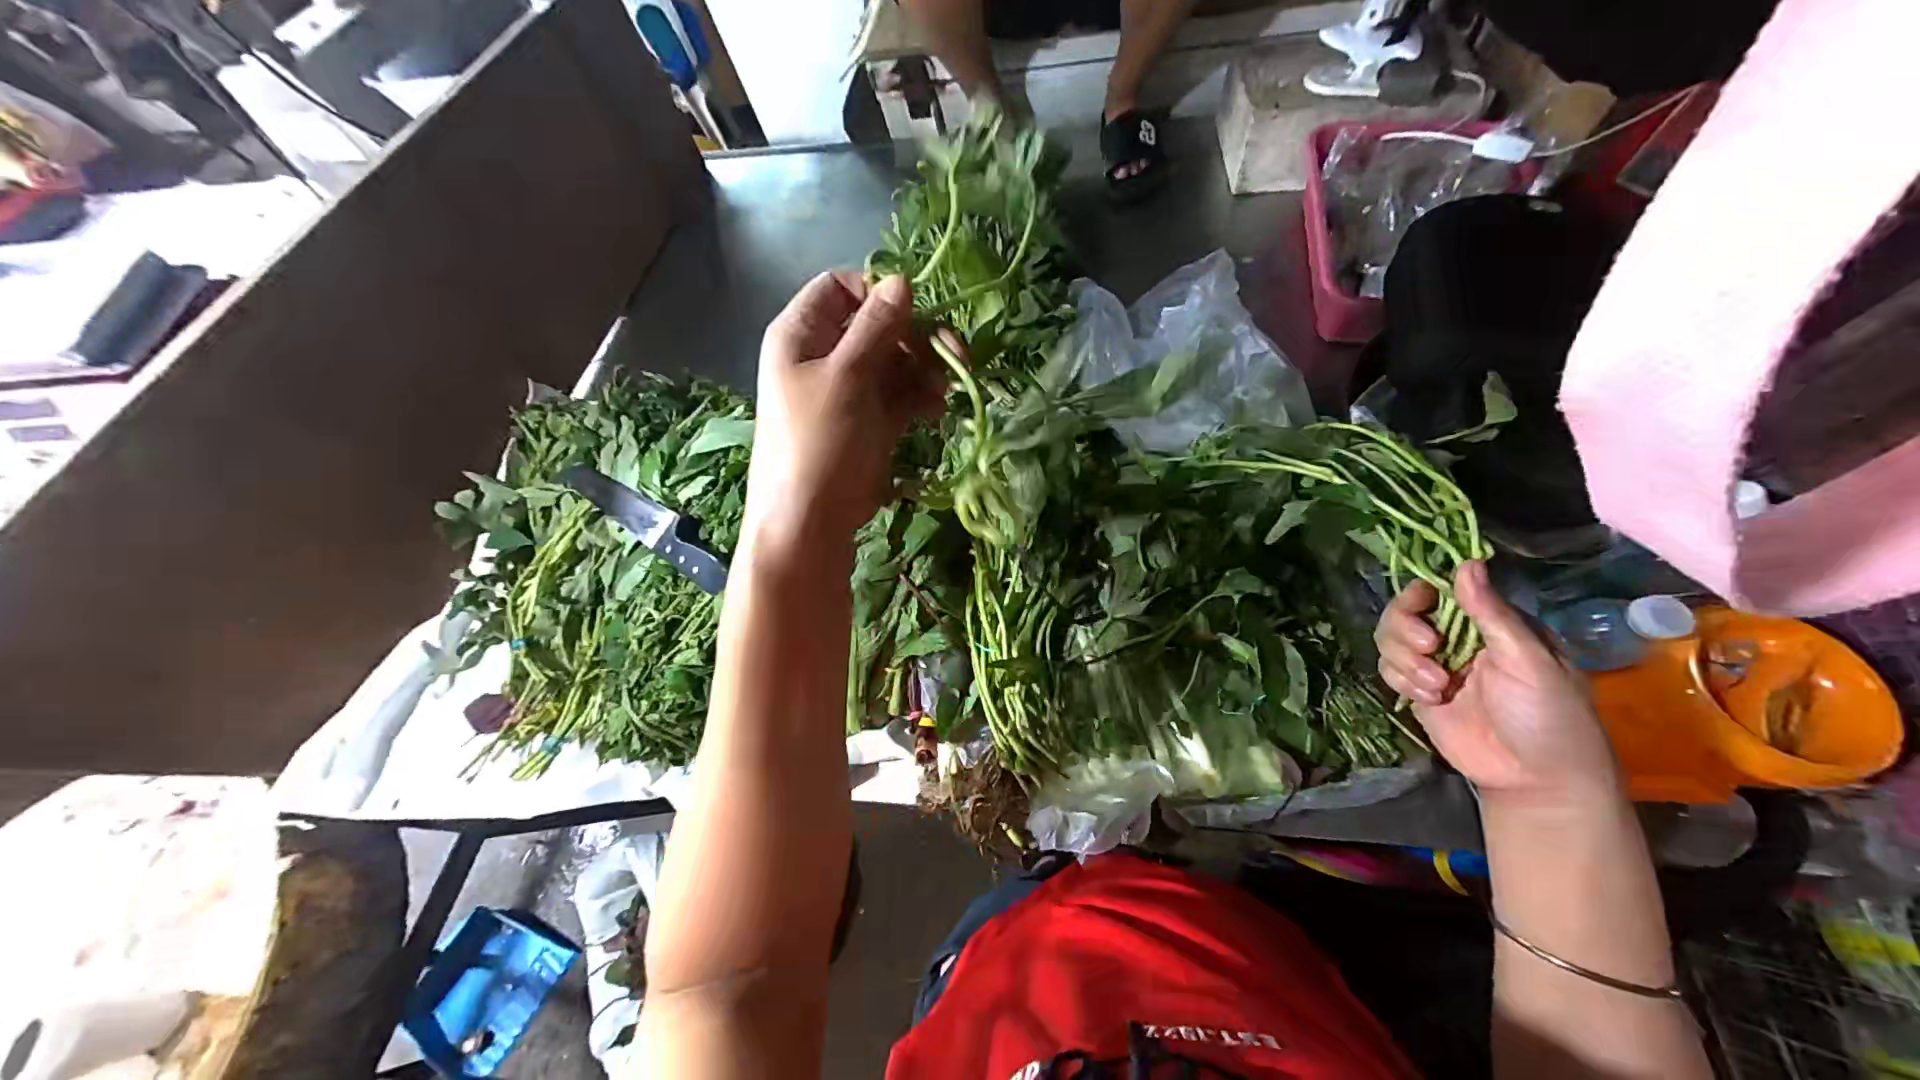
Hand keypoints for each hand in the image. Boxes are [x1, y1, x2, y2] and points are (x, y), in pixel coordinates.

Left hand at [745, 272, 945, 548]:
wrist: (810, 520)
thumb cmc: (818, 441)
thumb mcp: (846, 376)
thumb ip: (876, 326)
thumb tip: (902, 280)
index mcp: (801, 334)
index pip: (840, 287)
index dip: (878, 293)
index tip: (913, 311)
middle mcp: (825, 355)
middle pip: (877, 324)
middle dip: (915, 335)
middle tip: (952, 353)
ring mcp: (851, 389)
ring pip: (896, 360)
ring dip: (925, 368)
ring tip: (944, 389)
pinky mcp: (872, 419)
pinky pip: (902, 393)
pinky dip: (921, 396)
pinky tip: (937, 409)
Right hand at [1375, 560, 1622, 810]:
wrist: (1534, 778)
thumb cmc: (1547, 715)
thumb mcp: (1527, 660)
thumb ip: (1492, 613)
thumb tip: (1468, 562)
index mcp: (1489, 623)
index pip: (1440, 590)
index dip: (1421, 592)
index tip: (1423, 602)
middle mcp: (1457, 638)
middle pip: (1403, 611)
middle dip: (1406, 628)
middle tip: (1430, 647)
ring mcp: (1433, 664)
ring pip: (1389, 639)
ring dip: (1405, 659)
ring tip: (1437, 686)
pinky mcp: (1416, 690)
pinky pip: (1387, 669)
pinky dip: (1401, 681)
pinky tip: (1430, 700)